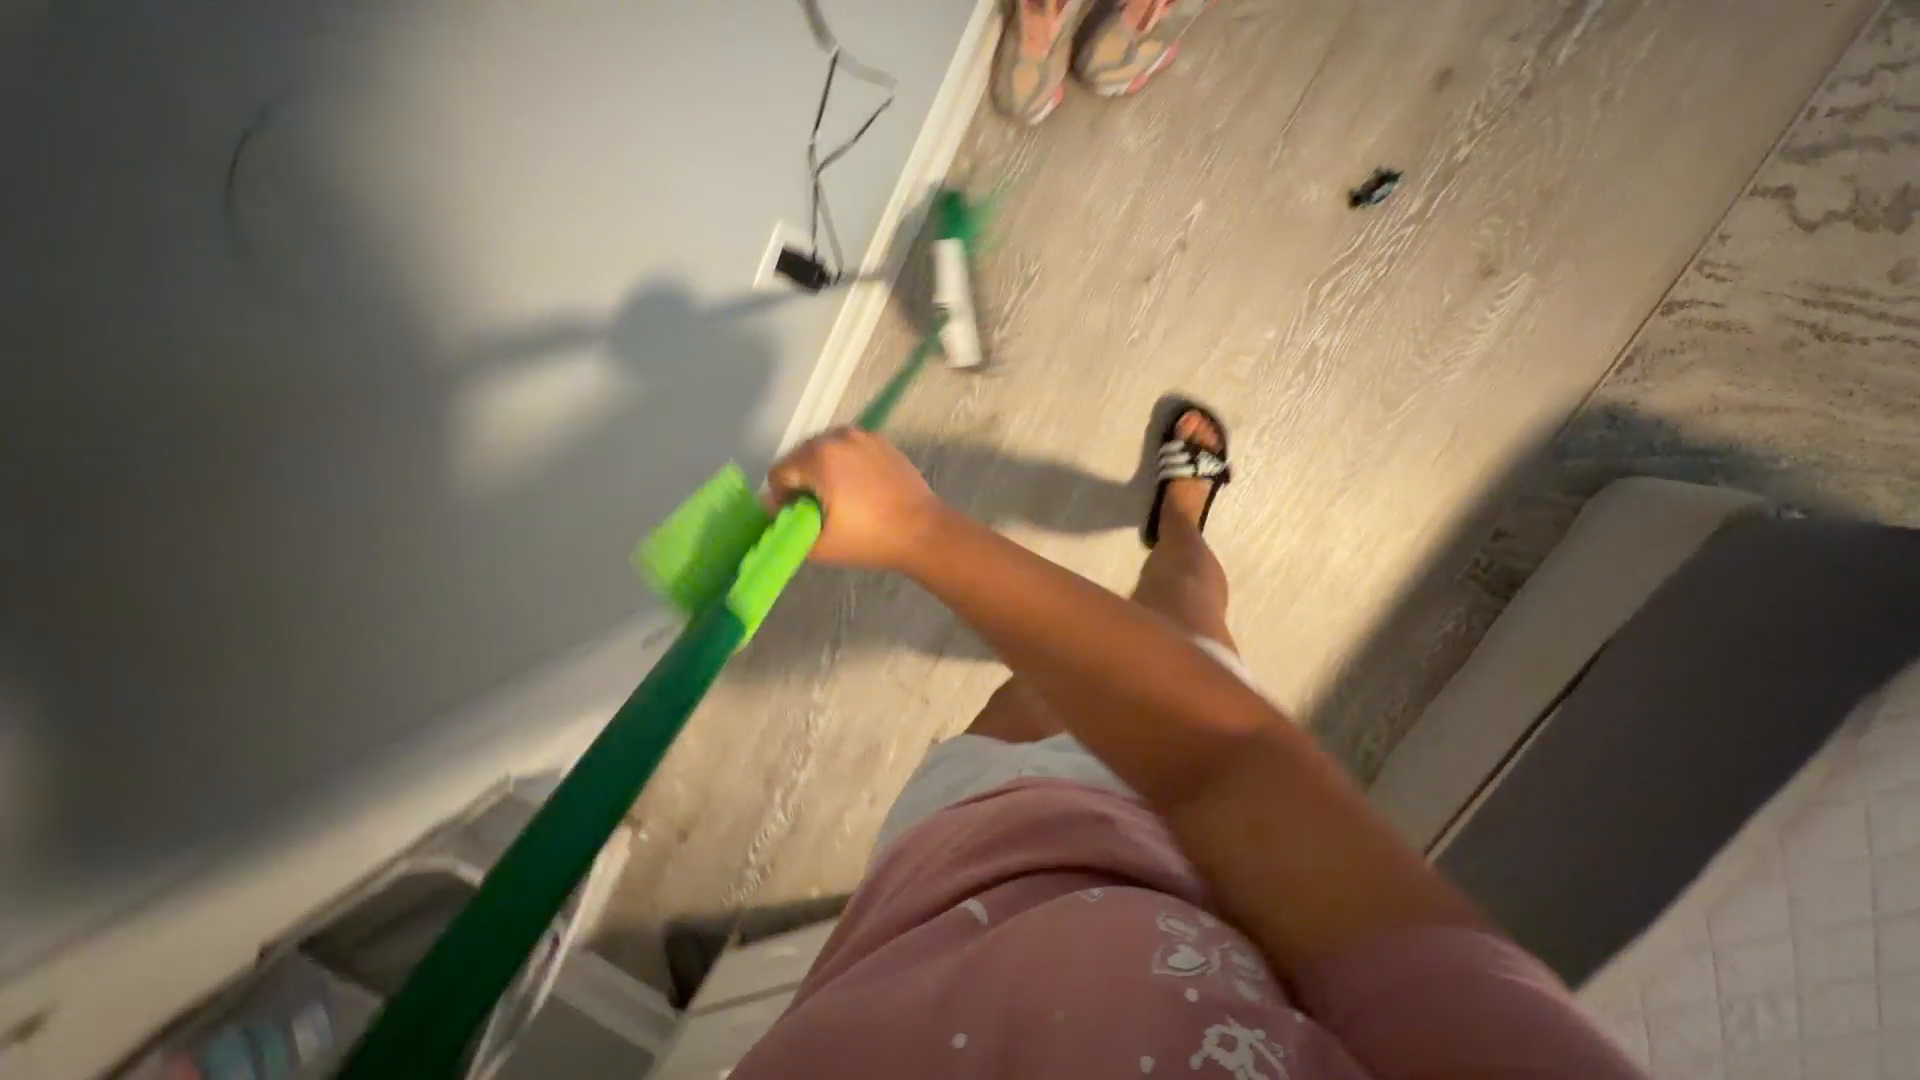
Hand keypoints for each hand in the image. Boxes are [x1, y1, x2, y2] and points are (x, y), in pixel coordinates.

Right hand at [766, 428, 949, 569]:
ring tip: (840, 500)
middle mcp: (837, 436)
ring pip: (825, 451)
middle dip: (802, 482)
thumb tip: (775, 509)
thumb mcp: (819, 545)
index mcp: (818, 456)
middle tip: (820, 511)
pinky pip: (849, 450)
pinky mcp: (882, 443)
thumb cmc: (869, 539)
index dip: (782, 499)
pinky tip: (860, 490)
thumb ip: (784, 527)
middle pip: (800, 457)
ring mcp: (863, 436)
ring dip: (823, 471)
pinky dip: (846, 465)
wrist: (923, 531)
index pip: (779, 473)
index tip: (800, 518)